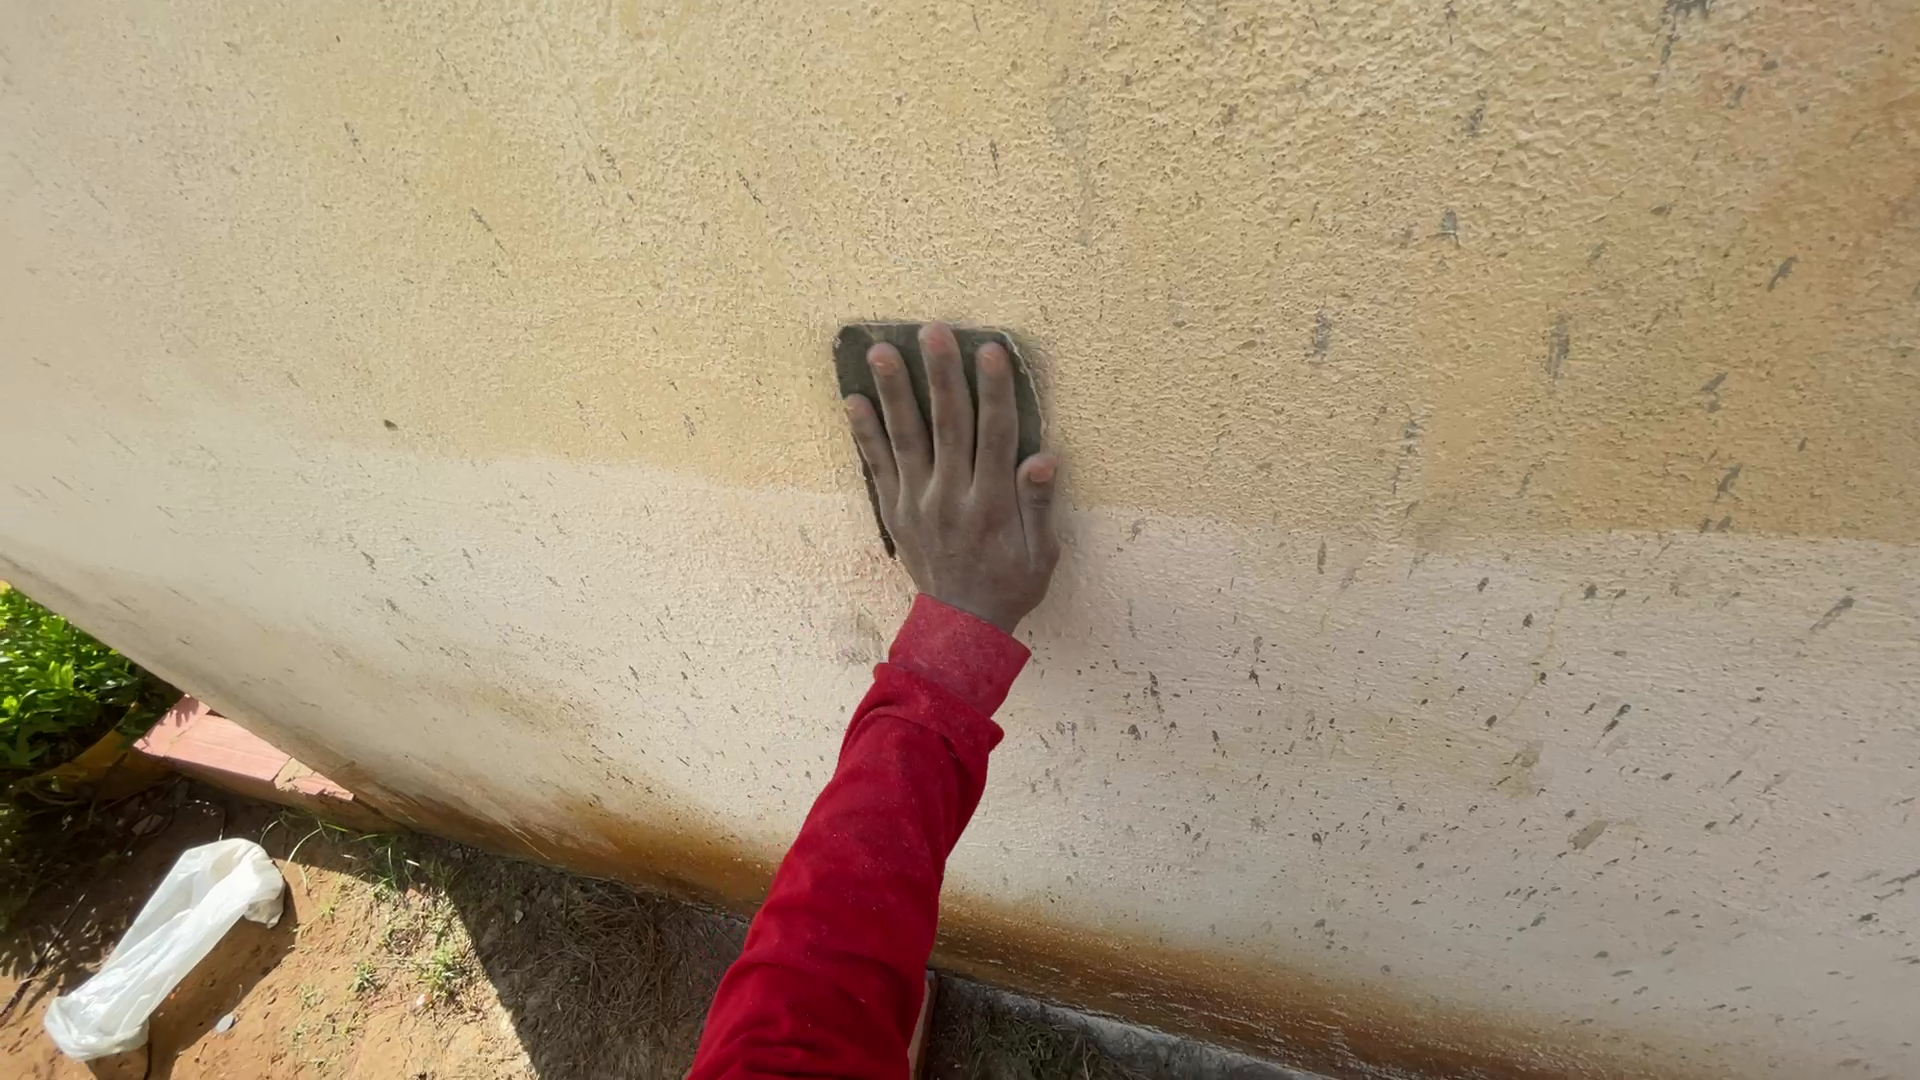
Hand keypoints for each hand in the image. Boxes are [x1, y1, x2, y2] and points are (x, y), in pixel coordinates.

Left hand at [844, 323, 1060, 633]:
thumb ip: (1040, 506)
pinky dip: (864, 433)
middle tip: (933, 331)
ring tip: (880, 352)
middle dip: (941, 376)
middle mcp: (950, 498)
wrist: (960, 625)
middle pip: (947, 427)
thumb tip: (1043, 458)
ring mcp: (917, 503)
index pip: (994, 437)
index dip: (994, 392)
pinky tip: (851, 400)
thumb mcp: (1042, 555)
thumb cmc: (1009, 585)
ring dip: (893, 393)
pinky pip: (877, 466)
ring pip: (905, 439)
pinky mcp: (894, 511)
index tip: (990, 350)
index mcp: (991, 506)